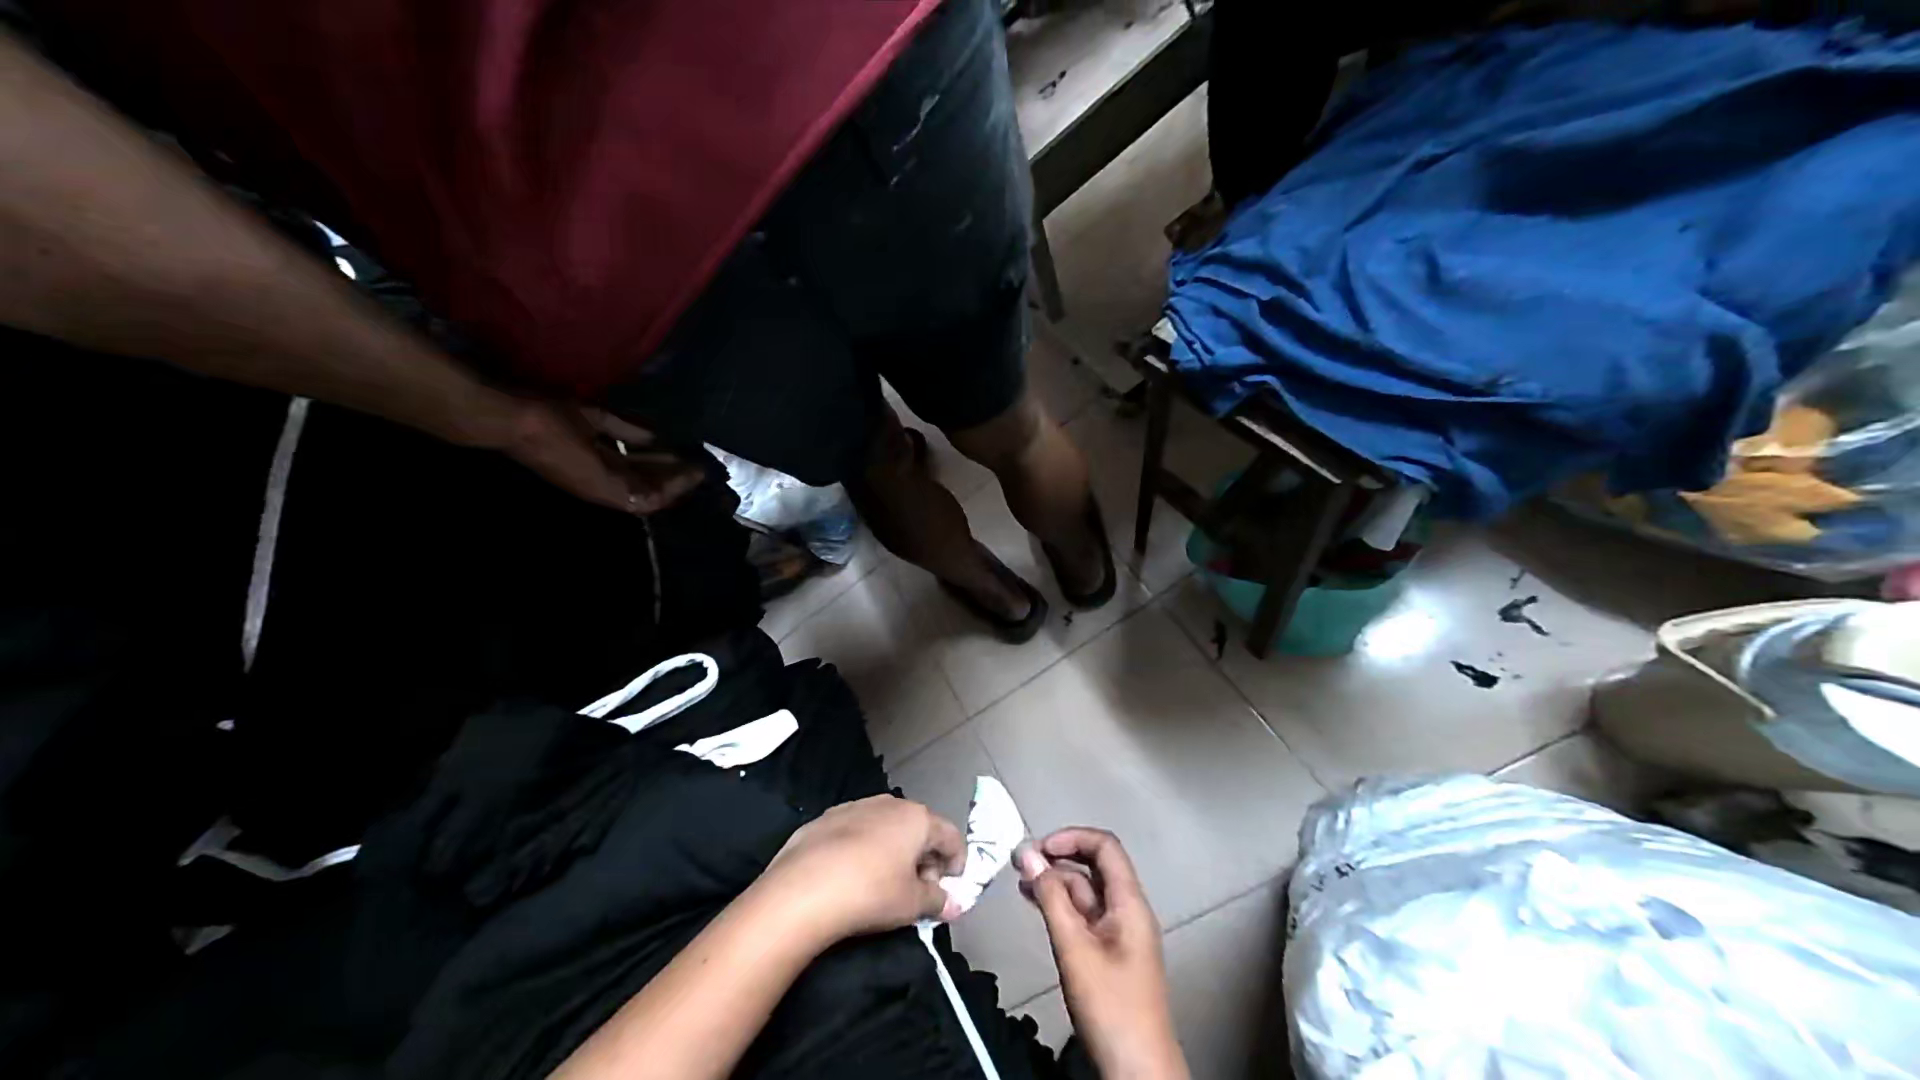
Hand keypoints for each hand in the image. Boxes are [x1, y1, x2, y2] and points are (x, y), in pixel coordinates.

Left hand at [469, 396, 704, 514]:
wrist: (521, 422)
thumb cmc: (550, 417)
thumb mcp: (599, 420)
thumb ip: (629, 432)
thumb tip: (661, 436)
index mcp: (601, 470)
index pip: (642, 475)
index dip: (668, 469)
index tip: (691, 458)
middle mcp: (607, 486)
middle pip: (653, 489)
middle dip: (680, 480)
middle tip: (705, 470)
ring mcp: (608, 491)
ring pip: (656, 496)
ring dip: (680, 485)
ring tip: (700, 471)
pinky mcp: (609, 491)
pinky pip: (650, 496)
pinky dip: (672, 485)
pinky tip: (687, 471)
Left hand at [755, 795, 965, 945]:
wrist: (802, 889)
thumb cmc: (870, 893)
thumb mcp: (911, 904)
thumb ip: (937, 901)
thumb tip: (955, 905)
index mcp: (917, 818)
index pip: (950, 836)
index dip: (956, 864)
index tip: (949, 890)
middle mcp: (889, 803)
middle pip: (919, 828)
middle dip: (924, 858)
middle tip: (918, 891)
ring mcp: (855, 807)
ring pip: (886, 827)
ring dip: (893, 852)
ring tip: (884, 885)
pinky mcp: (825, 818)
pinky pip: (857, 832)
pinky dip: (864, 849)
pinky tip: (851, 876)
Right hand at [1019, 828, 1188, 1079]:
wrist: (1138, 1070)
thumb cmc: (1109, 1004)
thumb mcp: (1074, 947)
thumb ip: (1051, 897)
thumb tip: (1029, 854)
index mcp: (1130, 902)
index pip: (1105, 847)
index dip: (1071, 838)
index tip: (1038, 848)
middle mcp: (1127, 910)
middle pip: (1095, 866)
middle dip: (1059, 858)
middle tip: (1021, 864)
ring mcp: (1119, 932)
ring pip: (1086, 892)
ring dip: (1055, 882)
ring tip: (1021, 883)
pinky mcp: (1109, 952)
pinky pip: (1084, 915)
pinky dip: (1060, 905)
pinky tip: (1036, 905)